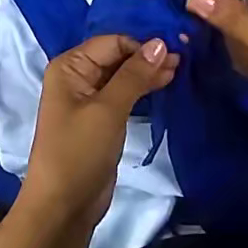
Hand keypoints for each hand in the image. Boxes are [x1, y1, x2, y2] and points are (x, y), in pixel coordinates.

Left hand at [0, 35, 177, 247]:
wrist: (63, 206)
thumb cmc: (80, 151)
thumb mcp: (108, 109)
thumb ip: (134, 75)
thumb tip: (160, 43)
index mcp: (69, 66)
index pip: (111, 42)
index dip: (141, 45)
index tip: (176, 50)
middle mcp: (76, 76)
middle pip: (116, 56)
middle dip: (146, 57)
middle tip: (184, 61)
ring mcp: (88, 98)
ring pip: (122, 75)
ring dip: (147, 73)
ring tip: (180, 71)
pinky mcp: (100, 118)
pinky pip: (123, 94)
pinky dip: (142, 89)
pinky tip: (164, 86)